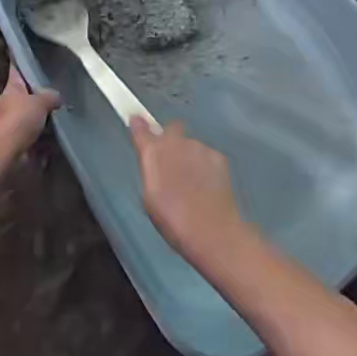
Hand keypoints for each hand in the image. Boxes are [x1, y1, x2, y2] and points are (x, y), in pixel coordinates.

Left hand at [0, 64, 59, 146]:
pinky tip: (56, 124)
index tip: (26, 51)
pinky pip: (34, 126)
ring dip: (41, 109)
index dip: (20, 59)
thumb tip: (56, 96)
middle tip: (55, 81)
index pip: (16, 67)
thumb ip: (50, 96)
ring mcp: (13, 119)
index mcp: (12, 87)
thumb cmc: (20, 119)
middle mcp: (10, 101)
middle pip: (24, 89)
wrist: (9, 150)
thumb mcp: (40, 101)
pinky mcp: (19, 135)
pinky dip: (43, 126)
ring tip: (60, 104)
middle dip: (37, 87)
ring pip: (30, 108)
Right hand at [128, 118, 245, 258]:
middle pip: (170, 130)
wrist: (212, 230)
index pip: (141, 127)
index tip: (138, 124)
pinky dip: (204, 165)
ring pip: (190, 144)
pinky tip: (207, 185)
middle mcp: (175, 143)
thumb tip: (147, 152)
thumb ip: (148, 169)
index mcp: (153, 154)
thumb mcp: (149, 198)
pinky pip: (205, 154)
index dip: (139, 125)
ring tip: (192, 182)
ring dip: (188, 155)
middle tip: (171, 164)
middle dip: (169, 140)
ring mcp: (199, 147)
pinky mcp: (218, 156)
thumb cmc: (172, 220)